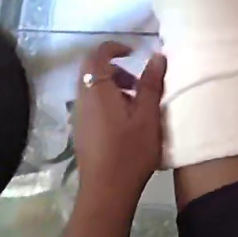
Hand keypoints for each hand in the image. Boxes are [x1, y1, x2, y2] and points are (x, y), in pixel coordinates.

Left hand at [73, 42, 166, 195]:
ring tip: (139, 105)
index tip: (134, 51)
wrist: (107, 189)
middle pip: (93, 72)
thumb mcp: (148, 115)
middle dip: (118, 70)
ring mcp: (80, 116)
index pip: (97, 55)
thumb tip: (157, 56)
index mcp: (97, 91)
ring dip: (116, 87)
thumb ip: (151, 83)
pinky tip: (129, 122)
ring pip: (94, 89)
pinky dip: (110, 102)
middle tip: (141, 83)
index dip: (114, 47)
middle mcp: (83, 100)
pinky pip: (94, 105)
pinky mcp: (83, 131)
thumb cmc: (130, 150)